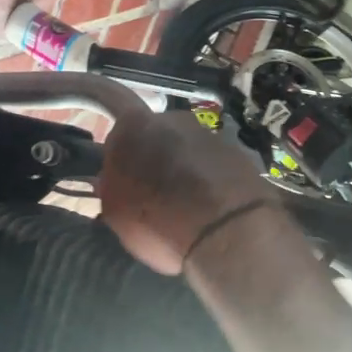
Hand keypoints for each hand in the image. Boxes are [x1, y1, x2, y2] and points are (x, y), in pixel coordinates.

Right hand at [98, 109, 273, 274]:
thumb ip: (111, 188)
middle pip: (155, 137)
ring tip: (188, 207)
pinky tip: (212, 211)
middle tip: (154, 193)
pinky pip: (216, 166)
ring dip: (185, 170)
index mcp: (131, 124)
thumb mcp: (114, 211)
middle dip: (154, 159)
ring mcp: (208, 134)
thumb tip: (111, 183)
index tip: (122, 180)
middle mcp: (169, 119)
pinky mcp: (240, 154)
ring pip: (188, 151)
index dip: (119, 156)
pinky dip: (212, 182)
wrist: (228, 232)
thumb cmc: (157, 219)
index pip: (117, 128)